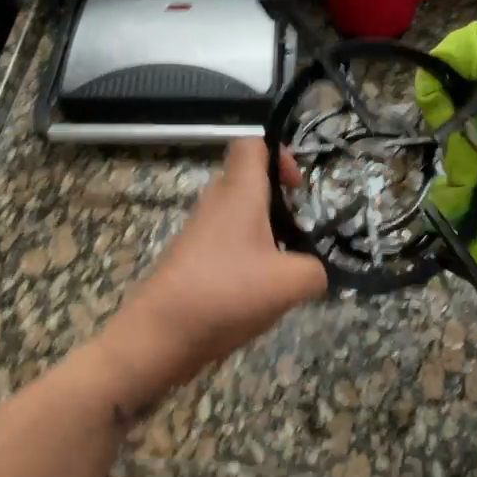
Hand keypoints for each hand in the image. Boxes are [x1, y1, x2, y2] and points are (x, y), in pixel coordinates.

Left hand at [97, 140, 326, 402]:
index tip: (297, 187)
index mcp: (239, 191)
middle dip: (277, 200)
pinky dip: (245, 257)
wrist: (159, 333)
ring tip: (283, 268)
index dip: (279, 154)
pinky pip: (225, 243)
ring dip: (263, 232)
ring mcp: (199, 230)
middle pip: (247, 180)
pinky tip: (256, 293)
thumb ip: (315, 271)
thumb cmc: (226, 292)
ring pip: (237, 215)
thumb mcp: (289, 284)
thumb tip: (317, 271)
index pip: (251, 143)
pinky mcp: (190, 258)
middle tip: (298, 230)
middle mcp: (216, 201)